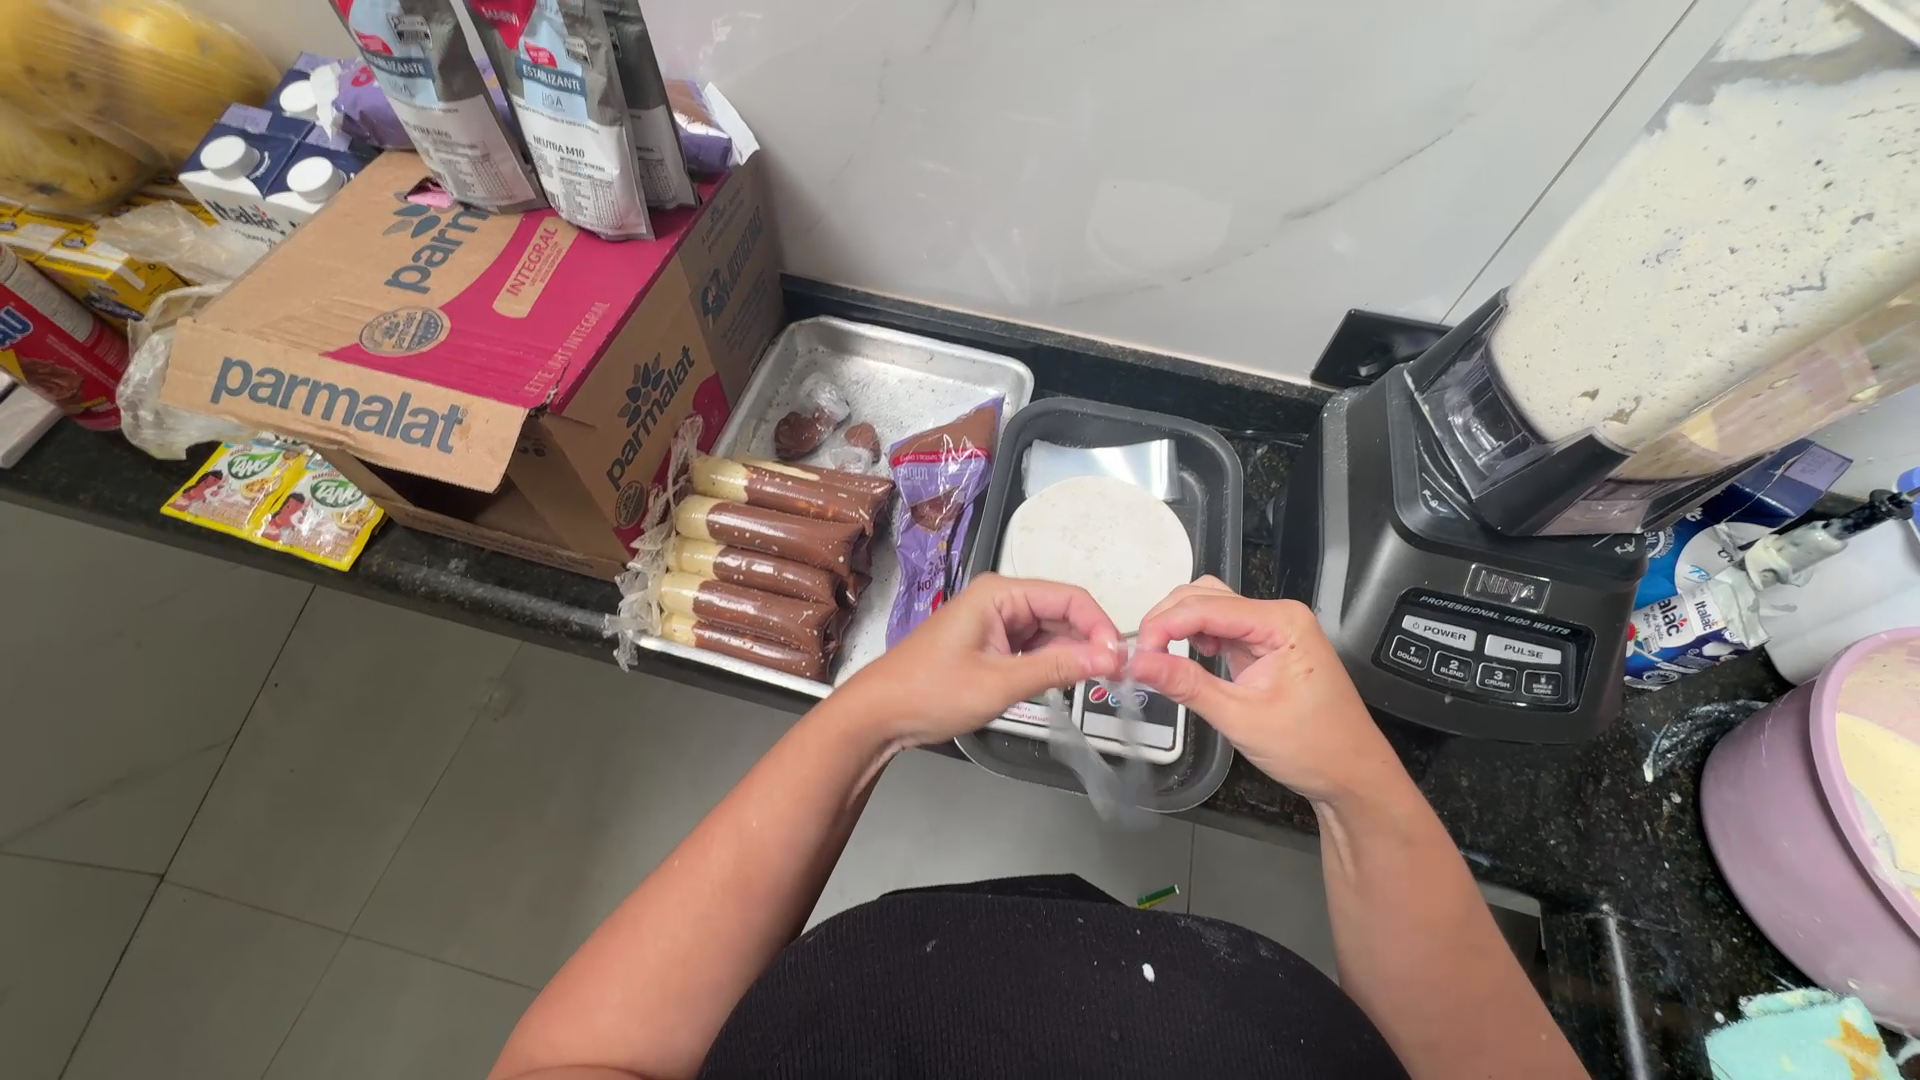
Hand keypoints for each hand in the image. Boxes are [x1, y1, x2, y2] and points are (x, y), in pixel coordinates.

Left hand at [834, 574, 1123, 746]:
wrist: (880, 714)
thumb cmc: (928, 691)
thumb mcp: (1000, 682)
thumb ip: (1057, 668)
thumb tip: (1106, 658)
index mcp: (999, 593)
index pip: (1068, 597)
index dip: (1099, 626)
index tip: (1119, 659)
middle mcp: (999, 600)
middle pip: (1062, 613)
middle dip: (1088, 641)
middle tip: (1112, 677)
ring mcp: (995, 622)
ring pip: (1051, 632)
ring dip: (1072, 654)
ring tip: (1092, 683)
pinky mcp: (991, 645)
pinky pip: (1033, 648)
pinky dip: (1051, 664)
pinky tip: (1064, 682)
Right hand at [1130, 577, 1403, 805]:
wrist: (1351, 777)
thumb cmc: (1313, 748)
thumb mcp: (1240, 718)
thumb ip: (1186, 684)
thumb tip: (1140, 663)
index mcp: (1281, 622)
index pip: (1205, 606)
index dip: (1164, 625)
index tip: (1137, 654)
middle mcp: (1277, 617)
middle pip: (1203, 596)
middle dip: (1166, 621)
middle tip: (1142, 657)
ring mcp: (1270, 631)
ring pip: (1207, 609)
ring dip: (1178, 628)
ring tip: (1158, 659)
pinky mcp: (1262, 647)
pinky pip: (1218, 630)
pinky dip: (1193, 640)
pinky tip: (1185, 661)